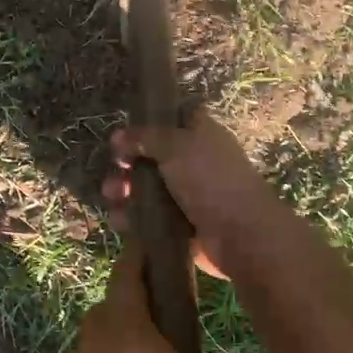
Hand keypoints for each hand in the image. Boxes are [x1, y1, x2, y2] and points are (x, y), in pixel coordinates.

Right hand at [102, 110, 289, 279]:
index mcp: (201, 135)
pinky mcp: (181, 225)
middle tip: (118, 168)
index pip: (177, 117)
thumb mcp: (176, 146)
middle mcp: (196, 162)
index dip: (152, 120)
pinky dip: (133, 218)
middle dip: (130, 162)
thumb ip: (144, 137)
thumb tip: (117, 136)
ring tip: (112, 196)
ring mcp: (189, 196)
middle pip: (154, 156)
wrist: (240, 234)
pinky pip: (150, 217)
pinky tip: (119, 220)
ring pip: (149, 188)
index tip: (127, 130)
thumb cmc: (210, 179)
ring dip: (126, 190)